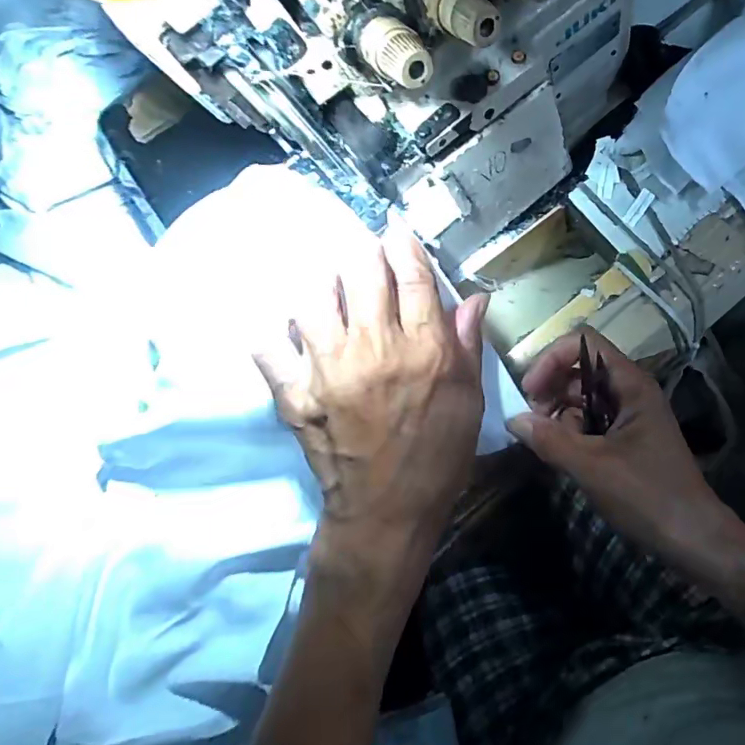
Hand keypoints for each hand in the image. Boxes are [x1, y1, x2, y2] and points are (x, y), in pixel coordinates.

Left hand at [254, 228, 491, 578]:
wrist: (387, 512)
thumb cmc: (438, 454)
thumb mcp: (469, 399)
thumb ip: (468, 343)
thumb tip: (473, 297)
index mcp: (425, 350)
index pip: (412, 276)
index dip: (403, 244)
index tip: (395, 233)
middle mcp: (376, 350)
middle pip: (360, 273)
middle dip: (362, 252)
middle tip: (362, 253)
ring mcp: (330, 371)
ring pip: (312, 299)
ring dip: (320, 284)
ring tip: (327, 286)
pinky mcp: (296, 395)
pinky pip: (270, 348)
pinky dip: (271, 334)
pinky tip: (281, 329)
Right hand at [507, 330, 735, 570]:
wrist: (695, 540)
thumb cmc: (648, 496)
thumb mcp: (593, 468)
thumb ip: (550, 440)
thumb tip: (514, 419)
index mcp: (631, 384)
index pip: (583, 343)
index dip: (551, 359)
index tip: (529, 391)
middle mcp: (631, 392)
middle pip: (580, 368)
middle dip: (551, 388)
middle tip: (532, 421)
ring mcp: (631, 415)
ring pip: (583, 396)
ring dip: (559, 412)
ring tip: (546, 442)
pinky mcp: (628, 439)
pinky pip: (591, 420)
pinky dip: (572, 431)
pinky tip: (562, 454)